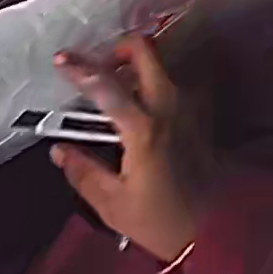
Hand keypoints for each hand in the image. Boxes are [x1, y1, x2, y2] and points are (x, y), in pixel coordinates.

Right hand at [50, 38, 208, 261]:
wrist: (213, 224)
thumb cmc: (161, 219)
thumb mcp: (114, 204)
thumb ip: (83, 171)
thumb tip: (58, 149)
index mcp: (144, 127)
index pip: (106, 86)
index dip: (80, 68)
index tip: (61, 58)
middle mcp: (167, 104)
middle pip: (143, 52)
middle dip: (114, 50)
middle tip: (92, 67)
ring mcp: (184, 102)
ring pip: (154, 63)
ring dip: (128, 65)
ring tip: (106, 88)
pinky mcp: (193, 108)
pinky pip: (164, 80)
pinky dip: (142, 80)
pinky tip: (129, 103)